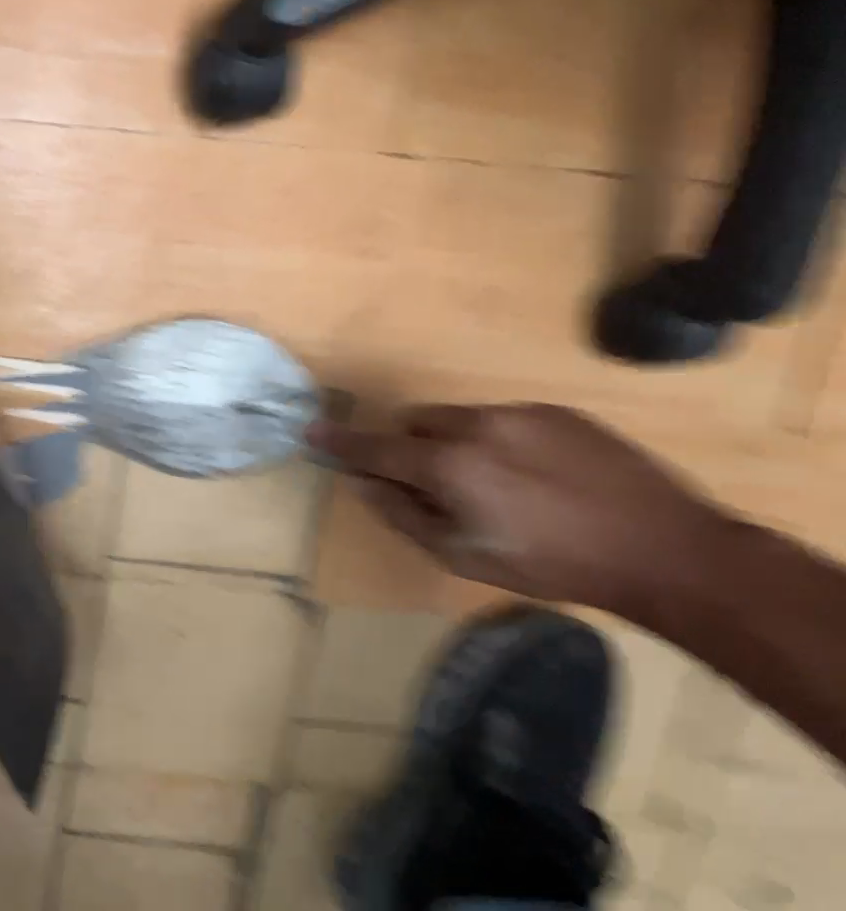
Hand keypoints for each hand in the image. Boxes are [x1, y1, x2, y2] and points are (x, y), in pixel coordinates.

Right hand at [309, 403, 732, 613]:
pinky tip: (539, 478)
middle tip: (436, 486)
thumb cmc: (551, 565)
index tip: (313, 432)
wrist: (666, 551)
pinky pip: (505, 420)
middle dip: (411, 448)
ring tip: (499, 485)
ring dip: (456, 444)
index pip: (376, 447)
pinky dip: (500, 442)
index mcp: (448, 466)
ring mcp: (522, 415)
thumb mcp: (462, 555)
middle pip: (415, 422)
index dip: (340, 442)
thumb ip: (403, 516)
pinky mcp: (561, 414)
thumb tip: (365, 485)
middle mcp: (477, 427)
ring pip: (460, 419)